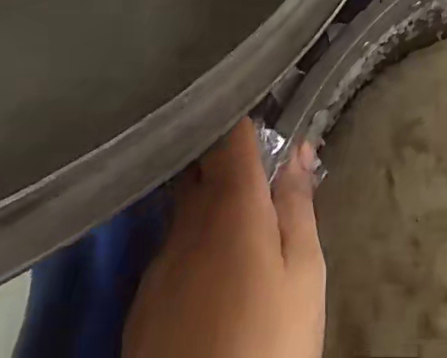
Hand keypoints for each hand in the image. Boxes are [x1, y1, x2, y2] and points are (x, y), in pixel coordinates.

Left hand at [123, 119, 325, 357]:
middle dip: (230, 159)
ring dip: (211, 204)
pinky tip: (215, 277)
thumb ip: (298, 205)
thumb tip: (299, 149)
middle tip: (264, 175)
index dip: (245, 113)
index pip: (229, 132)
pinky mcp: (141, 302)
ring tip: (244, 231)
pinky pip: (172, 250)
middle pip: (201, 165)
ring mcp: (157, 261)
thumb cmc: (270, 341)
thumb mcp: (305, 274)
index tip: (265, 111)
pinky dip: (194, 245)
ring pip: (184, 208)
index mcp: (229, 203)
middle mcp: (185, 220)